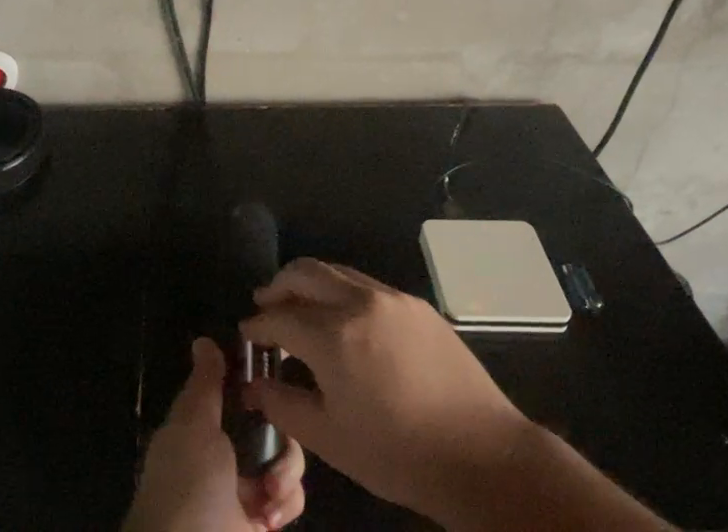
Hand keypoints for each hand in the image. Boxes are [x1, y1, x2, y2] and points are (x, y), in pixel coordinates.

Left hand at [123, 338, 306, 531]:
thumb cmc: (186, 485)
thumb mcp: (192, 427)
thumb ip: (205, 386)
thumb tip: (204, 340)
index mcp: (198, 431)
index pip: (233, 397)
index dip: (255, 387)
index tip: (275, 378)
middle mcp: (221, 458)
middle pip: (267, 428)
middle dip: (282, 434)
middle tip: (279, 443)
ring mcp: (244, 493)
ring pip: (283, 462)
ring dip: (286, 471)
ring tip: (272, 491)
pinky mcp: (263, 521)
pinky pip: (289, 498)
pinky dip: (288, 501)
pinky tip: (273, 513)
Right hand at [239, 260, 528, 524]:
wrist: (481, 455)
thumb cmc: (397, 453)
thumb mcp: (328, 438)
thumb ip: (282, 404)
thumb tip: (254, 385)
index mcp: (334, 336)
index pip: (280, 317)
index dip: (257, 326)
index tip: (246, 335)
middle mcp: (361, 303)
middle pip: (306, 273)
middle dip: (278, 286)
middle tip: (264, 304)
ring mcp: (394, 300)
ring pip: (338, 273)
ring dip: (311, 283)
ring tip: (300, 307)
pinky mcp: (419, 307)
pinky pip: (367, 286)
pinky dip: (343, 292)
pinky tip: (344, 321)